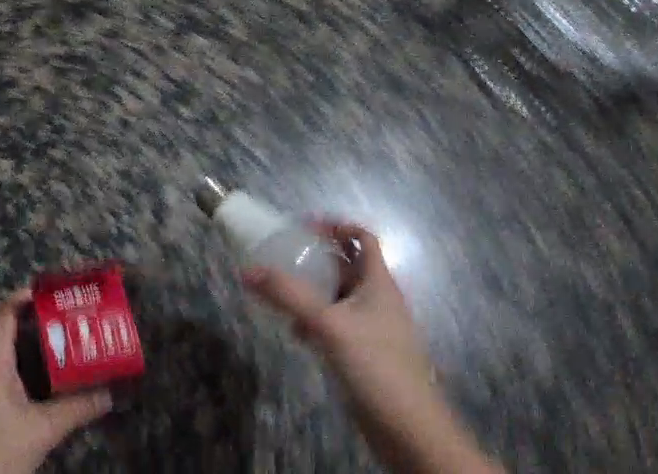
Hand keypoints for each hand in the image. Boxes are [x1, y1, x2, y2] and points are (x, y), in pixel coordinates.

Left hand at [0, 291, 112, 473]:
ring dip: (21, 334)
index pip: (6, 311)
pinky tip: (37, 368)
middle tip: (63, 313)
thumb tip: (110, 393)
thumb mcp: (43, 428)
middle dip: (29, 313)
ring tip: (55, 334)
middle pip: (1, 323)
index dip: (28, 296)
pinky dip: (14, 353)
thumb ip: (77, 408)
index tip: (57, 293)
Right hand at [245, 220, 503, 473]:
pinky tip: (295, 331)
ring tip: (280, 291)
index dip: (335, 225)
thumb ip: (287, 296)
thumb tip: (246, 270)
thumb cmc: (376, 366)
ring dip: (311, 289)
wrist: (410, 431)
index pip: (363, 237)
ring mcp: (373, 327)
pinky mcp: (364, 353)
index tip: (303, 227)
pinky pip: (335, 323)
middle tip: (282, 255)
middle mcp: (378, 300)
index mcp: (379, 283)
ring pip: (338, 295)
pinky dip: (314, 319)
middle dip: (315, 258)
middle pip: (346, 265)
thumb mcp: (327, 325)